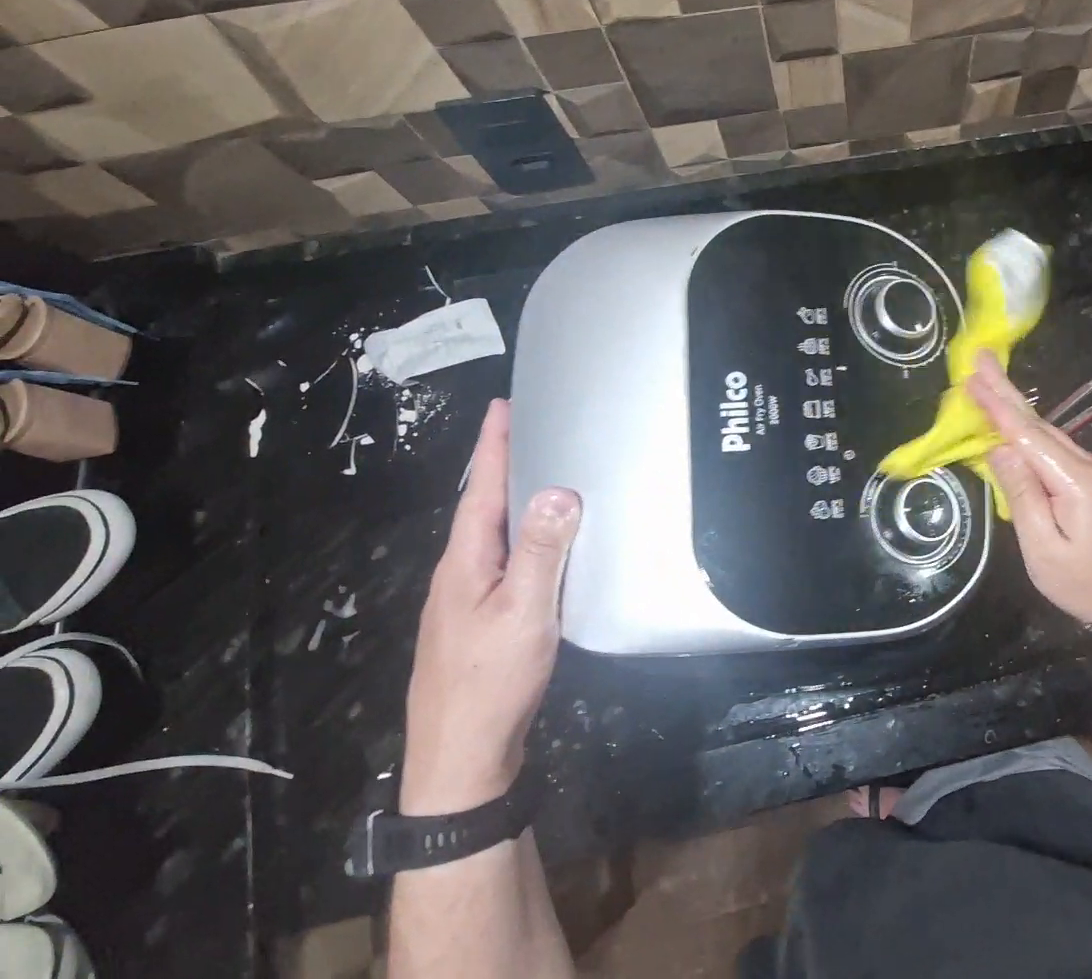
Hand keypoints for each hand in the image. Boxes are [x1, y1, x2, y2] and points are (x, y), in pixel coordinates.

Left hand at [401, 399, 580, 815]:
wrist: (461, 755)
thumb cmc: (491, 679)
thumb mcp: (523, 612)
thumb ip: (542, 552)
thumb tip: (560, 490)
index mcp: (464, 562)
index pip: (482, 490)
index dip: (494, 447)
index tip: (505, 405)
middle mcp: (459, 574)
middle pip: (484, 509)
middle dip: (505, 467)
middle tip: (534, 432)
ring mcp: (466, 601)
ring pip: (494, 538)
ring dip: (515, 504)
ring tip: (545, 477)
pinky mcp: (482, 624)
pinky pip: (505, 564)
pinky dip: (524, 541)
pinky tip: (545, 549)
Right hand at [966, 352, 1091, 628]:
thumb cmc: (1081, 584)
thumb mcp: (1042, 549)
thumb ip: (1021, 496)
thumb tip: (1000, 450)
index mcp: (1080, 484)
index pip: (1030, 438)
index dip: (999, 407)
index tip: (975, 377)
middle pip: (1041, 427)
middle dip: (1007, 393)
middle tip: (980, 359)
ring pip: (1050, 435)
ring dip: (1016, 410)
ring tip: (987, 383)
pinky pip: (1057, 450)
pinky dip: (1031, 434)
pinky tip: (1012, 421)